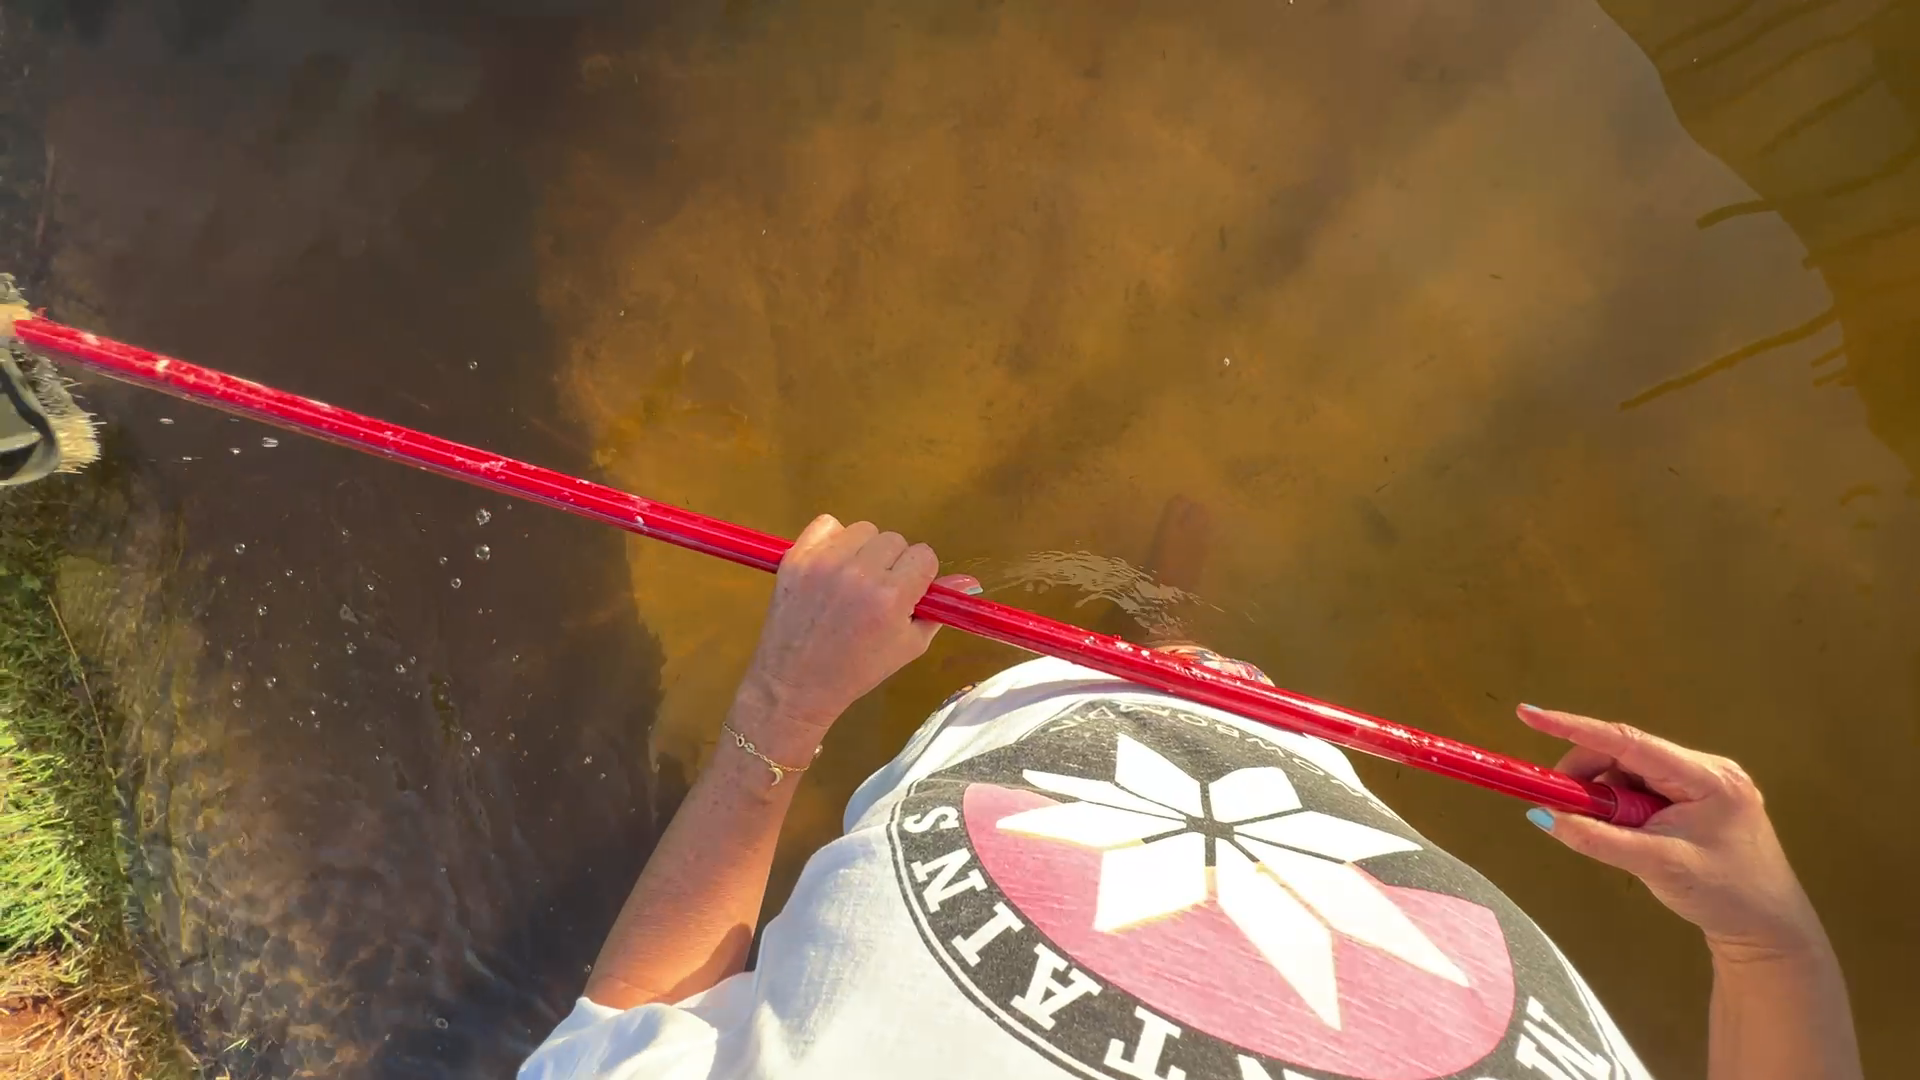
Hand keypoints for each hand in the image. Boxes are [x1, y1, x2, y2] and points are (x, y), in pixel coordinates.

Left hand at [735, 515, 974, 751]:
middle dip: (892, 563)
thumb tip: (970, 581)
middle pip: (895, 540)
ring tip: (851, 580)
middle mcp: (859, 572)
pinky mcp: (797, 556)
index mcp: (891, 596)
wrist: (797, 683)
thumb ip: (939, 607)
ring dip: (864, 550)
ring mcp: (824, 561)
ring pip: (864, 530)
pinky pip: (826, 523)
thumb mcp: (910, 644)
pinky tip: (830, 567)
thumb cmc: (859, 669)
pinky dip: (832, 539)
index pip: (924, 556)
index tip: (906, 593)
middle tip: (877, 592)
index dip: (918, 575)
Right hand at [1518, 705, 1826, 963]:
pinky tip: (1623, 830)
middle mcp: (1704, 770)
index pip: (1626, 741)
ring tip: (1605, 830)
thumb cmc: (1726, 896)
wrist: (1773, 935)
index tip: (1526, 713)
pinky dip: (1614, 805)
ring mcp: (1699, 783)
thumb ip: (1594, 837)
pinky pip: (1633, 787)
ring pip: (1622, 771)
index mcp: (1707, 779)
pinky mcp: (1691, 799)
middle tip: (1561, 806)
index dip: (1572, 726)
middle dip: (1585, 778)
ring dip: (1600, 796)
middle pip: (1619, 755)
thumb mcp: (1655, 865)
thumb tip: (1540, 814)